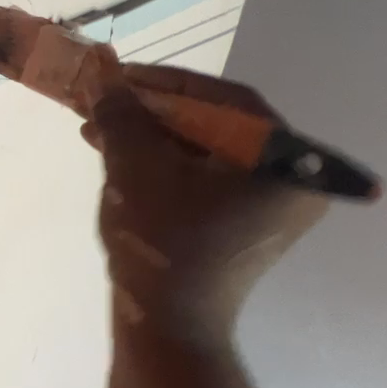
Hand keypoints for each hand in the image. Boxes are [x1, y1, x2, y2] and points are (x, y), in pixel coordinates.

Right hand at [82, 65, 327, 343]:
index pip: (228, 102)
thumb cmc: (161, 235)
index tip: (117, 75)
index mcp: (285, 165)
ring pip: (202, 148)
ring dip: (147, 133)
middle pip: (217, 124)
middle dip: (151, 109)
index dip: (168, 81)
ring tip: (96, 127)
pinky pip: (200, 173)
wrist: (169, 313)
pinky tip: (115, 153)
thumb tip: (100, 75)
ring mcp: (267, 204)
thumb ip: (121, 114)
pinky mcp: (240, 220)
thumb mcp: (134, 165)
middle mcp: (290, 181)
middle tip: (103, 100)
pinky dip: (158, 158)